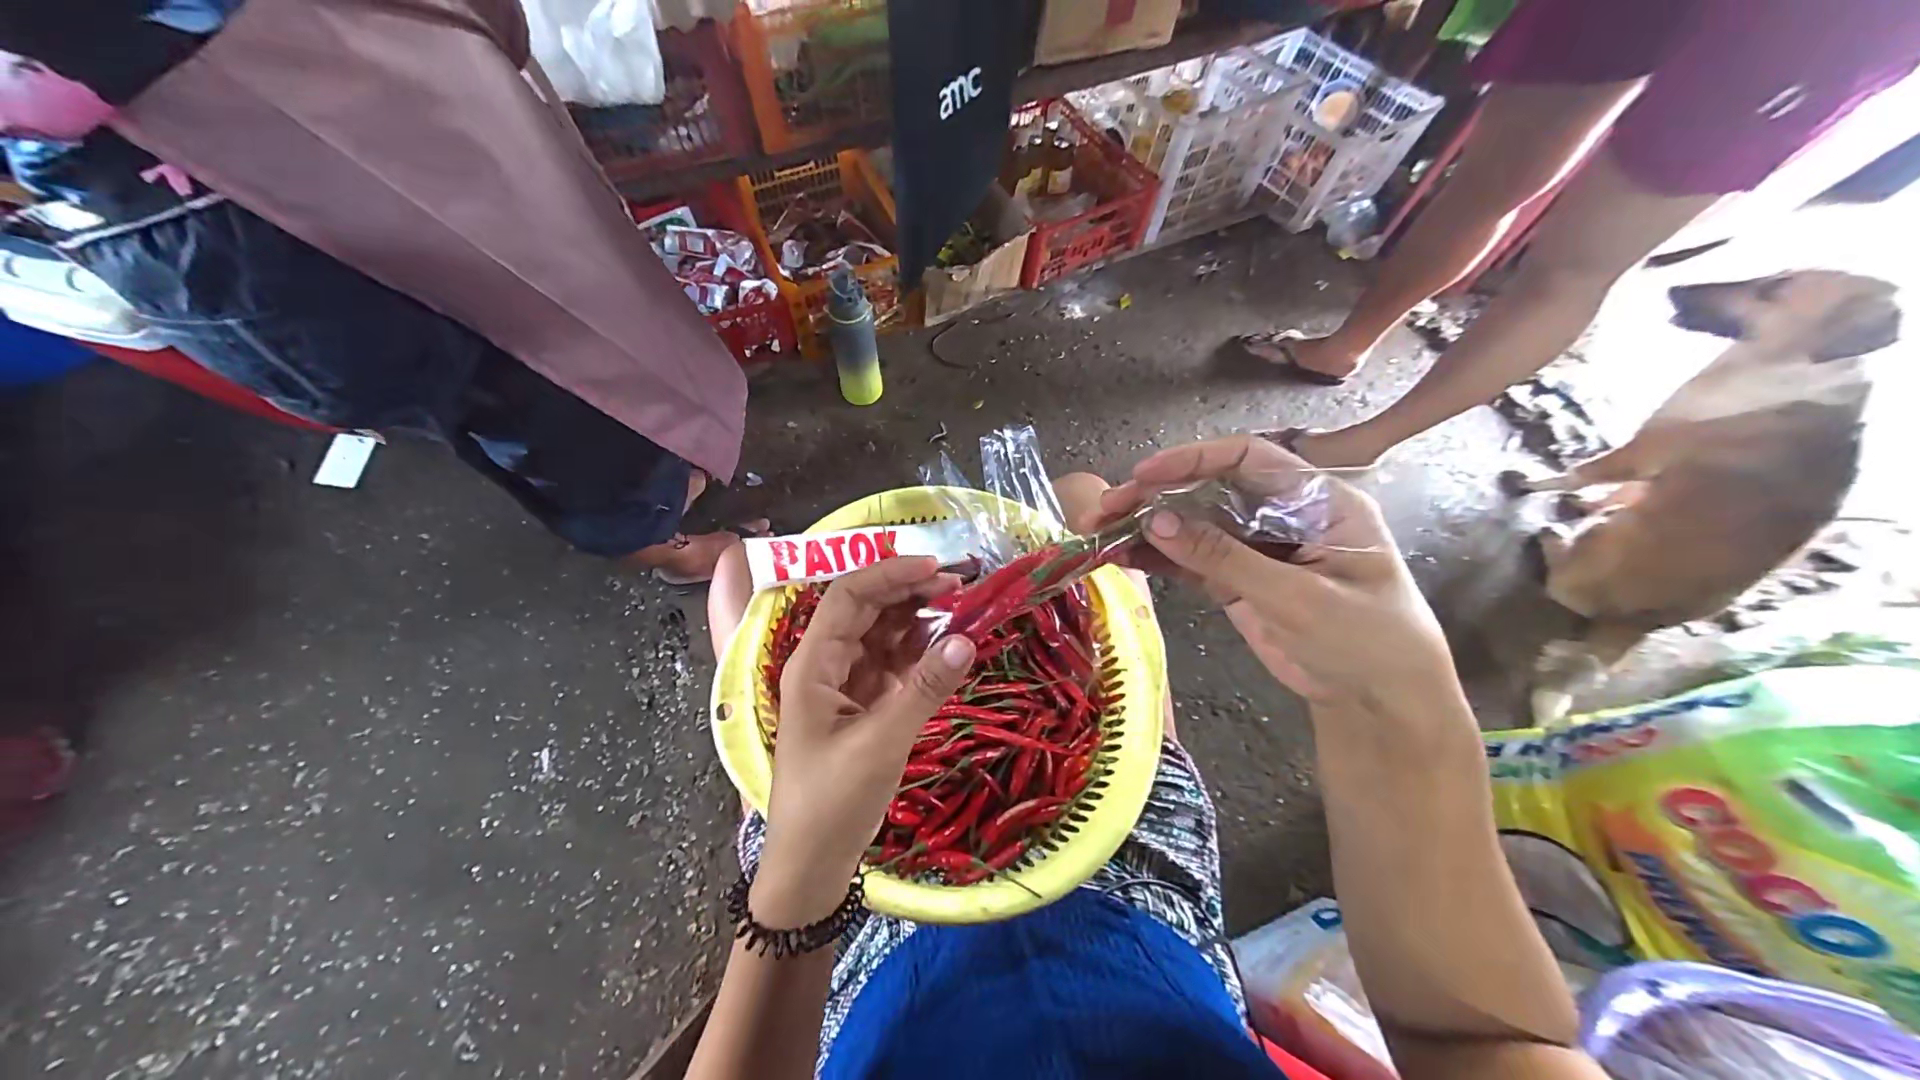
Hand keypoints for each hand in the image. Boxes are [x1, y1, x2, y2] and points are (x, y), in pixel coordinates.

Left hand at [753, 558, 975, 925]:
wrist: (812, 863)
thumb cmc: (833, 802)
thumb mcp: (881, 744)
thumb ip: (923, 689)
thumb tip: (966, 640)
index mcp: (813, 664)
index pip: (848, 597)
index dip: (889, 573)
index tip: (935, 566)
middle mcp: (826, 665)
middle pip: (866, 610)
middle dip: (908, 591)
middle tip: (959, 585)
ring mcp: (845, 685)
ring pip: (881, 634)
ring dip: (916, 618)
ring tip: (959, 607)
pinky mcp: (863, 705)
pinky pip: (891, 664)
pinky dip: (918, 651)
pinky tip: (945, 644)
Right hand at [1099, 436, 1461, 720]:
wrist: (1378, 702)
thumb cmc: (1366, 640)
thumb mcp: (1298, 597)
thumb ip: (1225, 558)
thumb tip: (1156, 521)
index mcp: (1314, 500)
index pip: (1248, 459)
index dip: (1194, 459)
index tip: (1145, 472)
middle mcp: (1279, 515)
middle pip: (1208, 489)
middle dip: (1155, 494)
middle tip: (1107, 507)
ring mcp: (1254, 549)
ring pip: (1191, 525)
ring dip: (1146, 526)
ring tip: (1100, 531)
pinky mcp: (1235, 581)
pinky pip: (1189, 560)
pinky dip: (1156, 558)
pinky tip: (1123, 556)